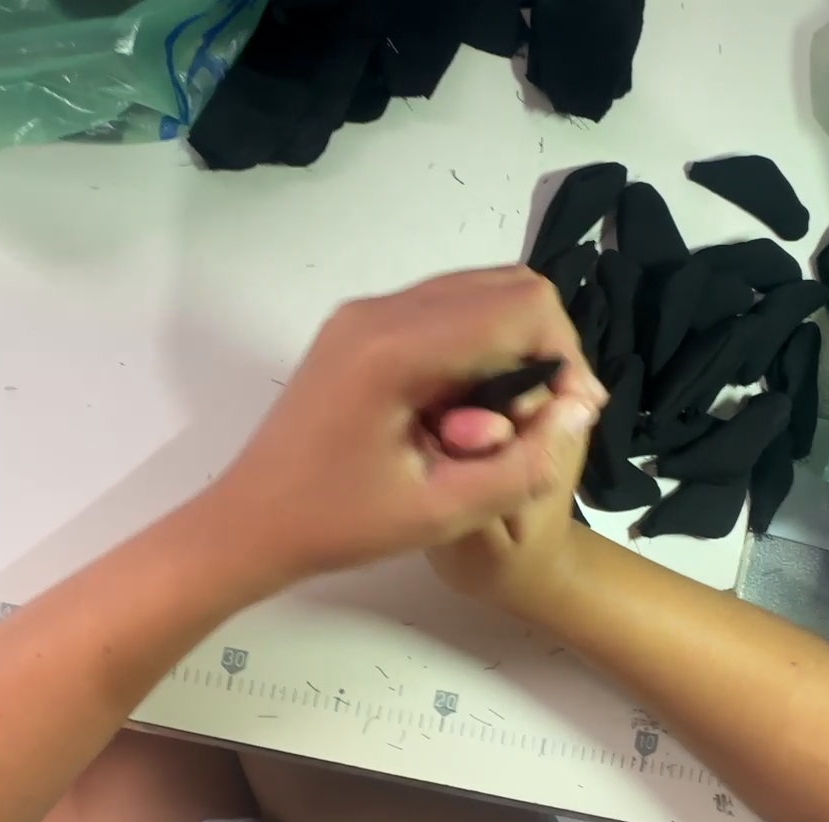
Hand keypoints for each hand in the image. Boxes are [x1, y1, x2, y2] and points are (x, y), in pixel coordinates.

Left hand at [206, 267, 605, 580]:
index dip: (562, 357)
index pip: (522, 306)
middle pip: (501, 287)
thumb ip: (523, 464)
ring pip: (470, 297)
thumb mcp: (442, 513)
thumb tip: (579, 407)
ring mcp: (359, 315)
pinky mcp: (352, 330)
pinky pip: (435, 314)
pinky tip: (452, 412)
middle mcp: (378, 311)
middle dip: (536, 349)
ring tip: (488, 426)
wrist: (249, 523)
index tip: (559, 419)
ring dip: (501, 350)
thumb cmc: (337, 527)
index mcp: (396, 349)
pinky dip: (466, 351)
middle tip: (527, 424)